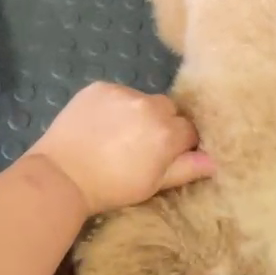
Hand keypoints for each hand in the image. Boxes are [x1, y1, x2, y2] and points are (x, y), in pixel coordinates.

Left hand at [26, 82, 214, 214]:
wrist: (61, 176)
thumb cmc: (110, 187)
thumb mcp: (152, 185)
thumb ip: (185, 168)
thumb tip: (214, 161)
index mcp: (166, 132)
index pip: (188, 130)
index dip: (179, 144)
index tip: (164, 156)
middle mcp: (148, 106)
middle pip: (167, 109)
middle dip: (161, 124)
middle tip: (141, 144)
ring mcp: (121, 93)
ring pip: (142, 99)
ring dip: (138, 112)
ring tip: (117, 134)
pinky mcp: (98, 87)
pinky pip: (116, 93)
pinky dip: (114, 105)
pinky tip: (100, 124)